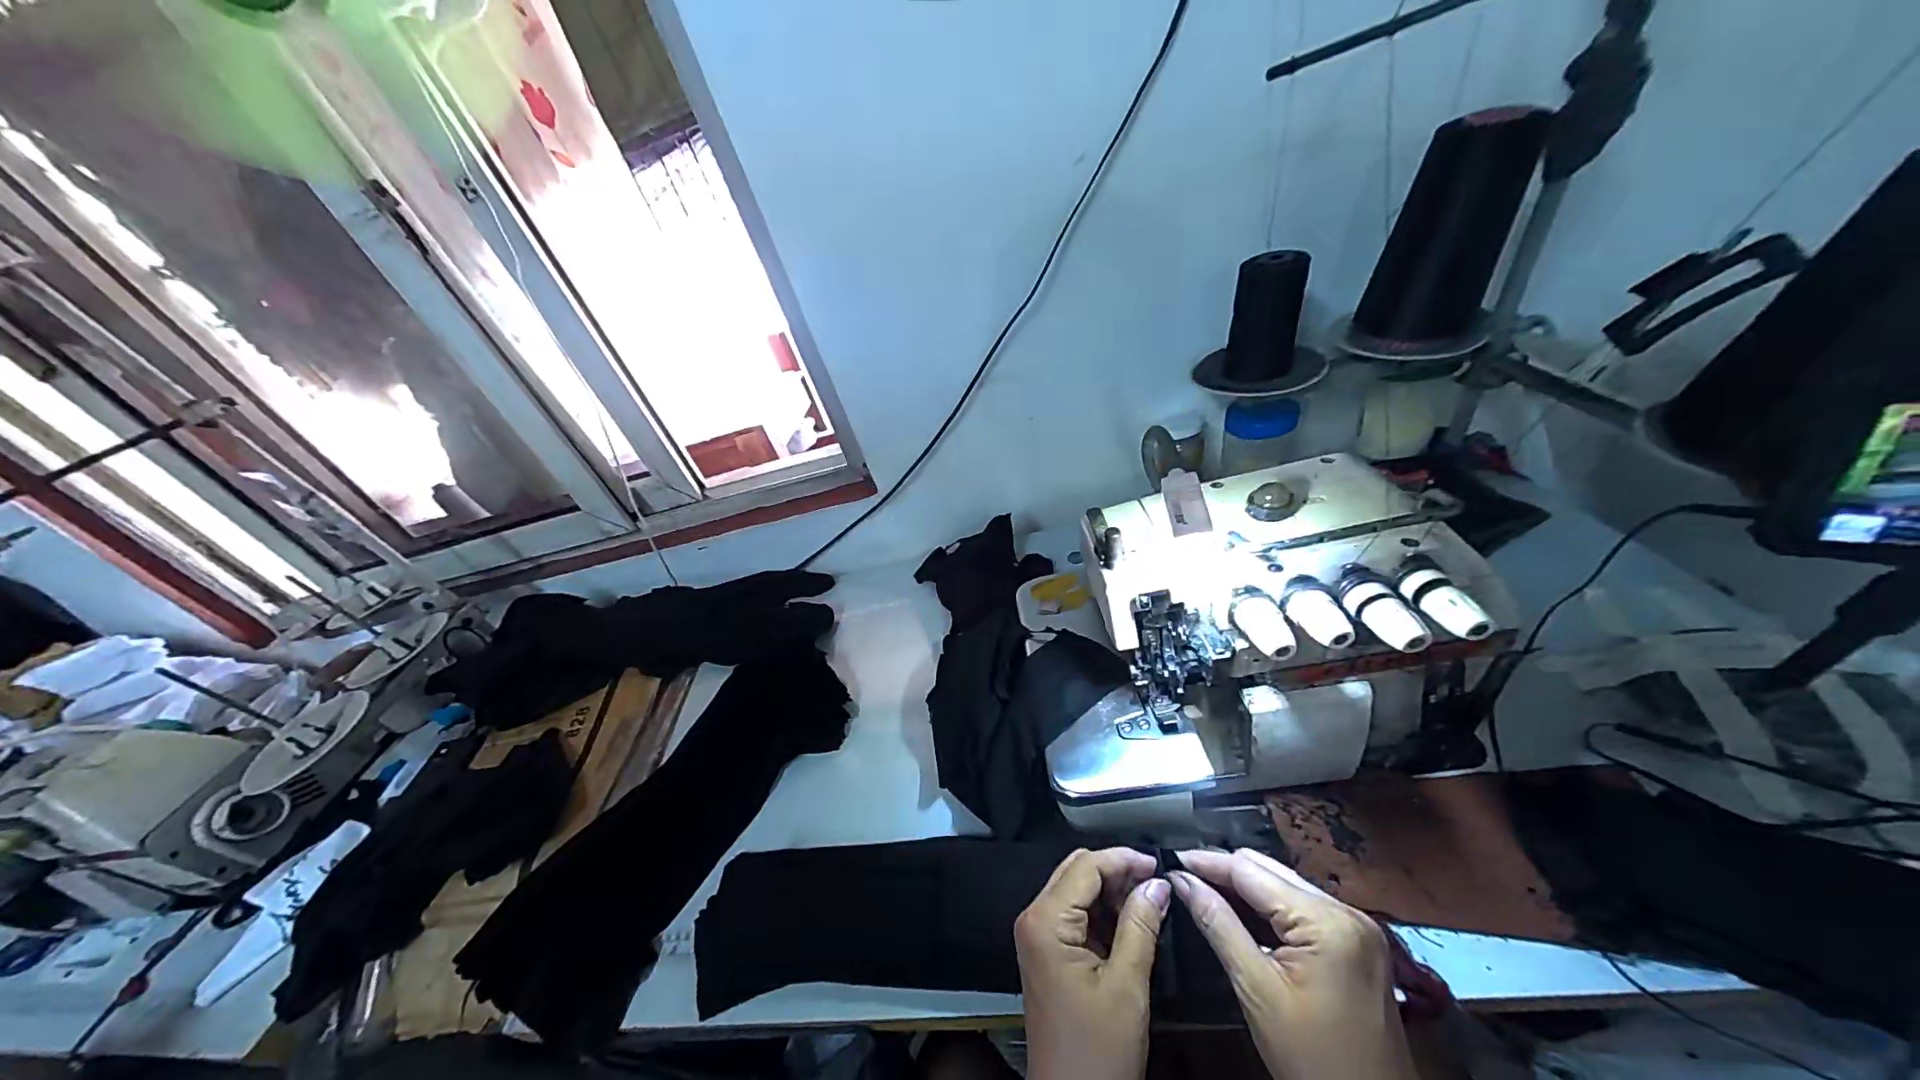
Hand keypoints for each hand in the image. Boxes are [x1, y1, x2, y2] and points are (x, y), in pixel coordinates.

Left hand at [1015, 848, 1167, 1079]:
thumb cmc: (1097, 1051)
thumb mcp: (1126, 985)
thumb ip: (1140, 926)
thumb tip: (1157, 884)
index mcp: (1045, 921)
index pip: (1085, 867)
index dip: (1123, 859)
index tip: (1158, 863)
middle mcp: (1034, 919)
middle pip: (1077, 872)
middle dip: (1117, 871)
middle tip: (1156, 881)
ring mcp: (1038, 936)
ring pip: (1077, 891)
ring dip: (1111, 891)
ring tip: (1150, 899)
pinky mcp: (1048, 952)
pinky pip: (1076, 915)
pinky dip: (1103, 912)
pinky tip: (1132, 919)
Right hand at [1171, 849, 1415, 1079]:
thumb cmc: (1313, 1059)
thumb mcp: (1257, 990)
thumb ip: (1218, 925)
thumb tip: (1181, 880)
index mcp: (1326, 921)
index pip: (1251, 870)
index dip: (1207, 862)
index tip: (1170, 861)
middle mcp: (1347, 911)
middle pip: (1269, 870)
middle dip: (1223, 870)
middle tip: (1182, 876)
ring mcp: (1356, 926)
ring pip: (1284, 884)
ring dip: (1244, 886)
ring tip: (1202, 889)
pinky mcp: (1357, 941)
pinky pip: (1302, 906)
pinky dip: (1268, 906)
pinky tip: (1239, 912)